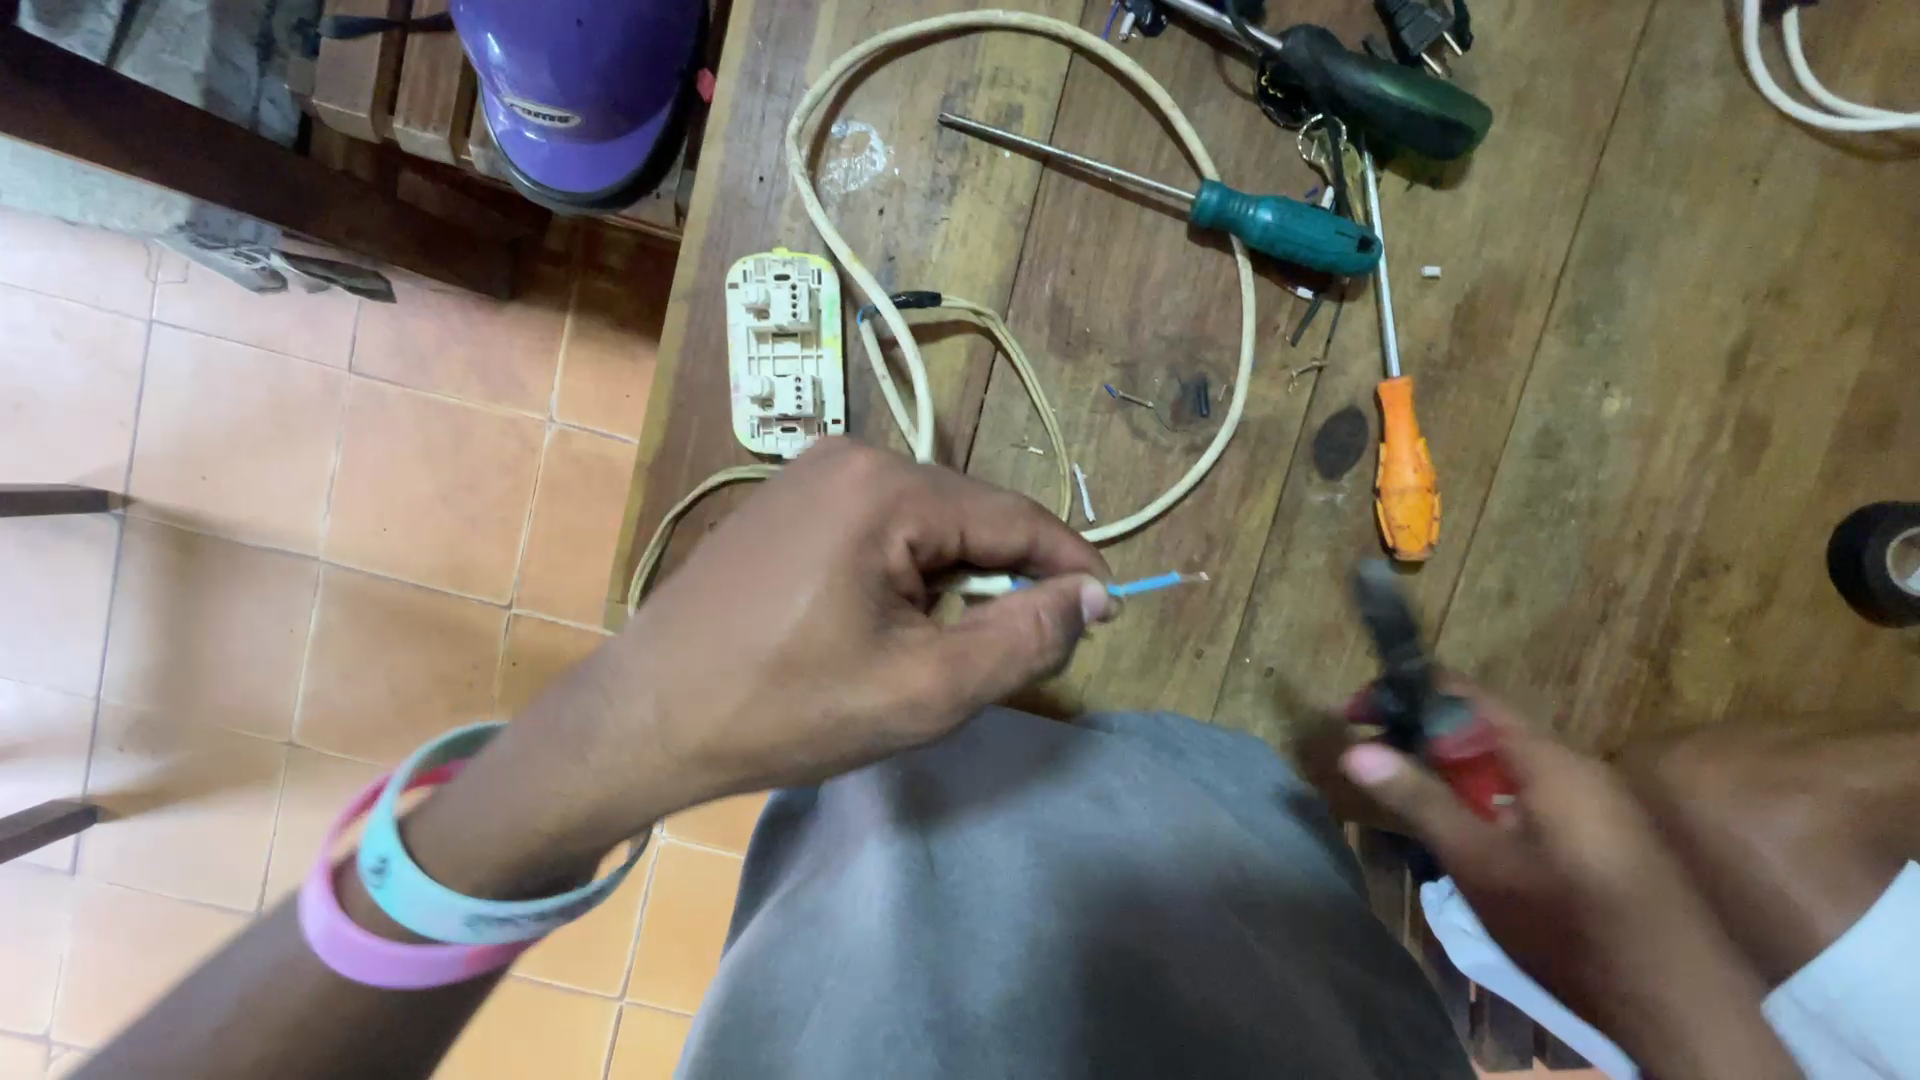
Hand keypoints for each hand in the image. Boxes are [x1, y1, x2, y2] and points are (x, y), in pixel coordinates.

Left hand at [412, 439, 1114, 893]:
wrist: (644, 717)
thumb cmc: (786, 709)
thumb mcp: (925, 689)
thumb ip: (1024, 638)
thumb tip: (1093, 596)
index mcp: (886, 488)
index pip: (1014, 517)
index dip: (1068, 565)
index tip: (1104, 612)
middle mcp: (850, 456)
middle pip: (967, 517)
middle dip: (998, 583)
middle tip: (1001, 657)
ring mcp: (809, 473)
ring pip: (924, 525)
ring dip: (949, 584)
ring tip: (925, 652)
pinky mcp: (786, 500)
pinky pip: (877, 527)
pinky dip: (903, 574)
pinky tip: (877, 626)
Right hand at [1338, 688, 1799, 1079]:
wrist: (1684, 1016)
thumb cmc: (1569, 927)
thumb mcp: (1478, 862)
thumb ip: (1418, 798)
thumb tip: (1354, 748)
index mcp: (1547, 759)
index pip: (1463, 694)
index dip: (1402, 694)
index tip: (1354, 715)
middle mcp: (1576, 766)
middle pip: (1482, 726)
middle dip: (1419, 733)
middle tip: (1370, 758)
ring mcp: (1596, 802)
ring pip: (1504, 762)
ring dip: (1448, 767)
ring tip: (1403, 790)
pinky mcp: (1603, 837)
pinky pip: (1527, 792)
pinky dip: (1481, 794)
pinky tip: (1460, 830)